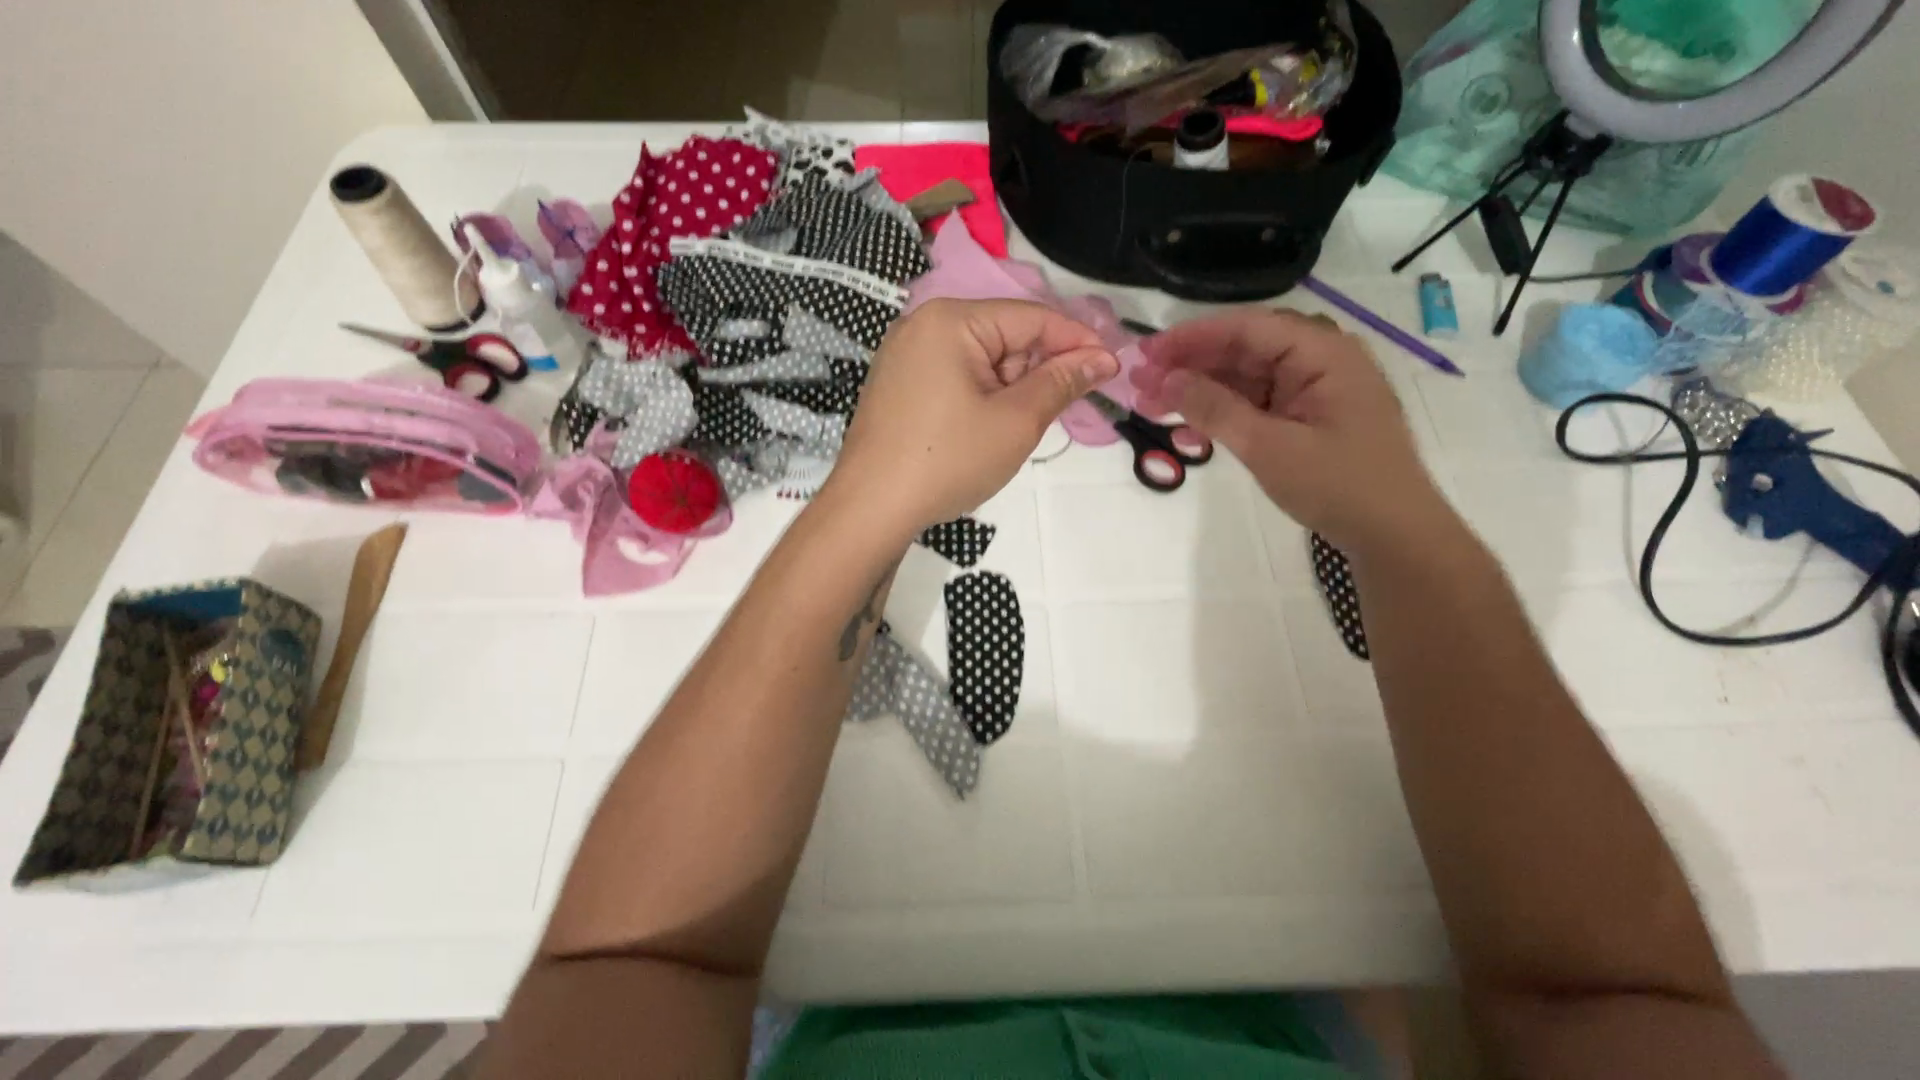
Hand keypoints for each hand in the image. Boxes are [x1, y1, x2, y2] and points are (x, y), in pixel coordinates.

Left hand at [828, 299, 1117, 534]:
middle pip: (1004, 336)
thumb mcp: (1015, 422)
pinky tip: (984, 432)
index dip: (1077, 341)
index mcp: (951, 321)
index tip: (1111, 368)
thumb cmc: (947, 461)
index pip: (1031, 318)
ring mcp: (905, 356)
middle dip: (1037, 371)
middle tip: (1058, 411)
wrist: (870, 509)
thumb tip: (1102, 359)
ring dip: (1010, 390)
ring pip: (981, 361)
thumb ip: (1061, 383)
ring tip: (1012, 432)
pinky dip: (981, 398)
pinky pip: (954, 377)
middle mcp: (923, 325)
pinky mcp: (898, 386)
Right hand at [1130, 308, 1451, 555]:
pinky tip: (1190, 428)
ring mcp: (1317, 391)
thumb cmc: (1339, 485)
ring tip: (1154, 406)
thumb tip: (1166, 381)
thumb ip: (1215, 409)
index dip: (1193, 338)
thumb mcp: (1269, 447)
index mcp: (1324, 353)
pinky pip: (1259, 403)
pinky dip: (1225, 413)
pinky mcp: (1311, 418)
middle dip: (1192, 365)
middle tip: (1142, 385)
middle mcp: (1321, 361)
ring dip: (1203, 390)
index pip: (1248, 328)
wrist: (1395, 536)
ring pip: (1248, 377)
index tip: (1148, 355)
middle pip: (1245, 349)